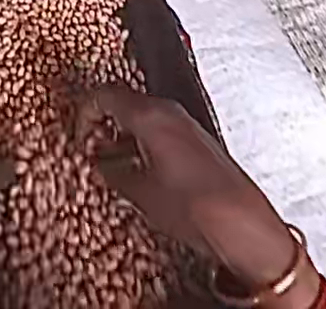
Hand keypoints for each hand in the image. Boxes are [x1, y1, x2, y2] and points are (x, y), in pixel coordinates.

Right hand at [83, 87, 318, 303]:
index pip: (102, 95)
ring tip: (111, 161)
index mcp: (148, 114)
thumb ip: (112, 171)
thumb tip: (100, 165)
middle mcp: (166, 109)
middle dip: (101, 121)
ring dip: (121, 131)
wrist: (247, 229)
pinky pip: (158, 126)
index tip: (78, 134)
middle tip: (89, 146)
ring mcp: (184, 121)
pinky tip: (139, 167)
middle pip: (121, 100)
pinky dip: (141, 138)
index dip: (83, 114)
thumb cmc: (198, 208)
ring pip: (140, 113)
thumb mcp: (141, 193)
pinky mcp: (196, 137)